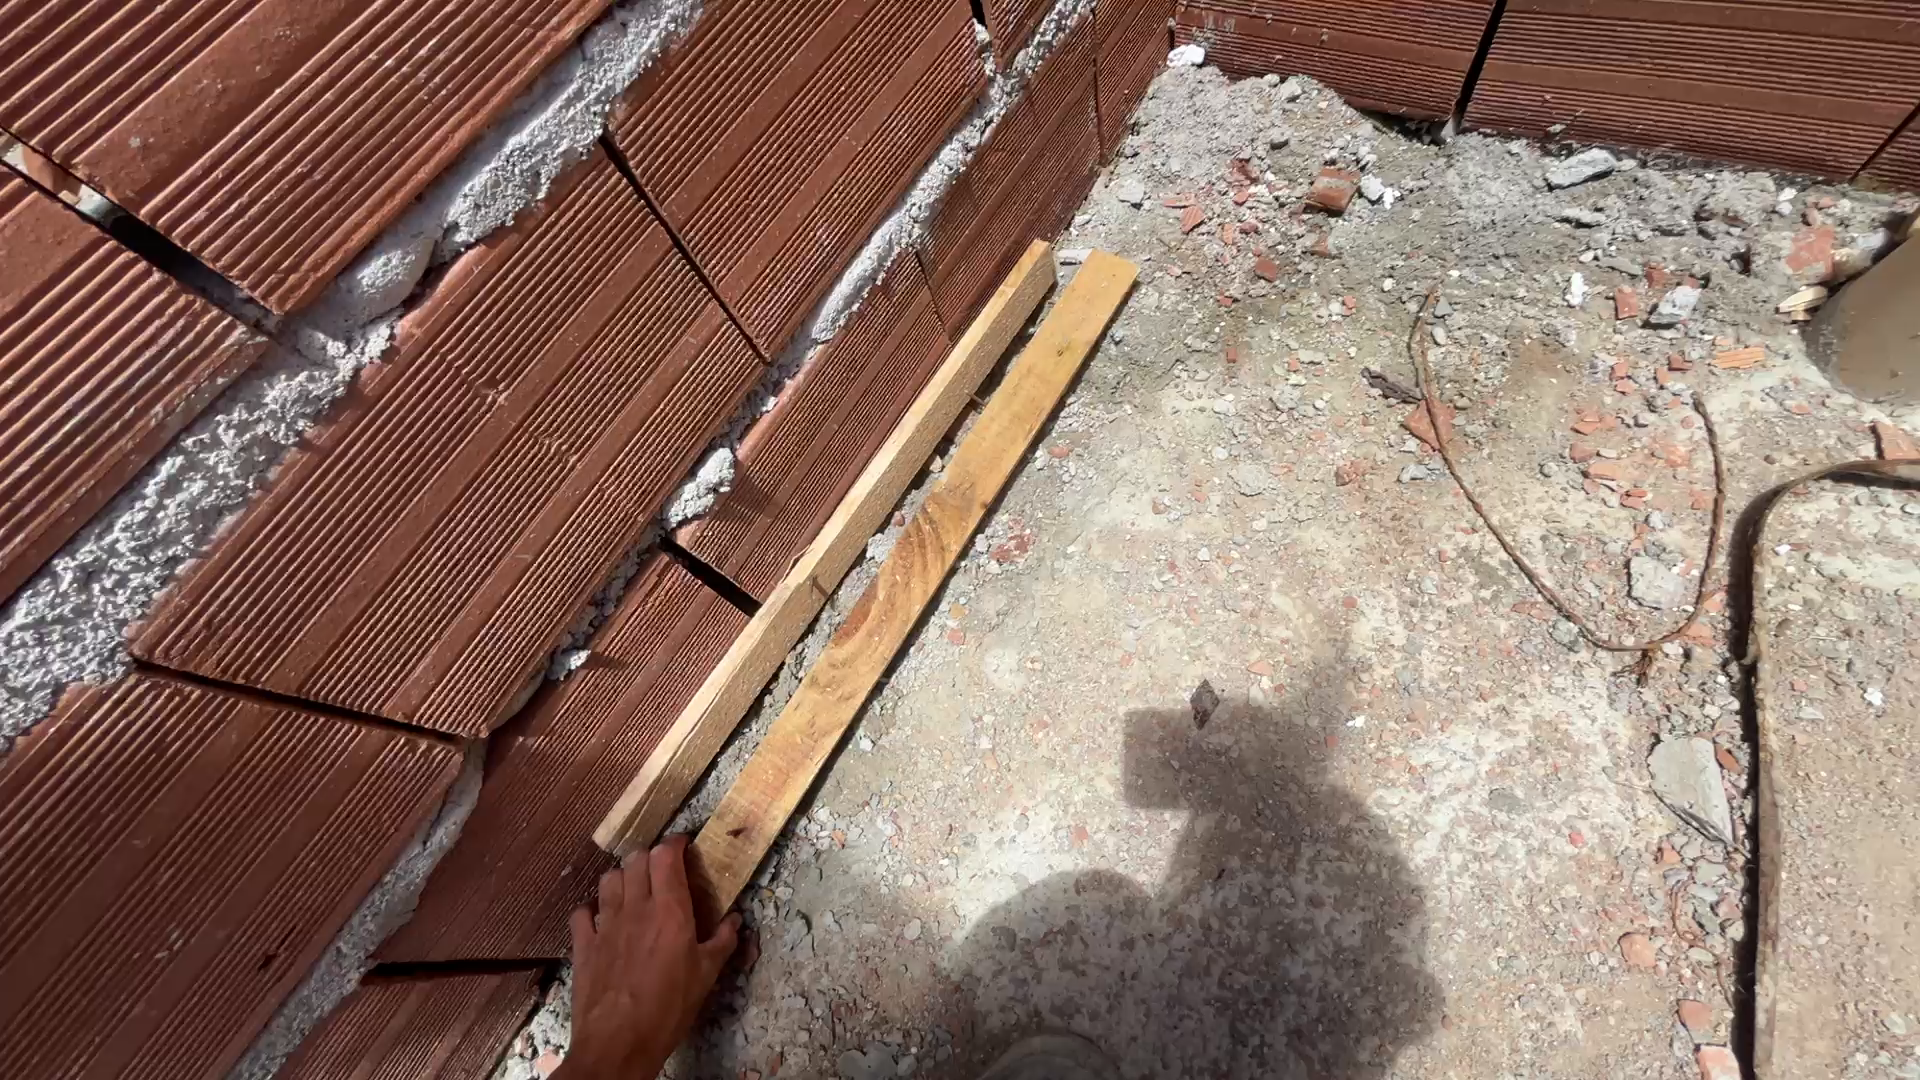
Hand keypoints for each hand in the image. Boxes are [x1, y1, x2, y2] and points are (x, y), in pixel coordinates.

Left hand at [552, 835, 740, 1079]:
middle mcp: (636, 908)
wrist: (617, 1046)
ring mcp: (606, 925)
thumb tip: (735, 919)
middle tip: (661, 868)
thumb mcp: (707, 975)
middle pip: (636, 859)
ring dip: (622, 877)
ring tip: (633, 889)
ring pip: (609, 878)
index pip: (666, 855)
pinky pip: (581, 913)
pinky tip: (601, 919)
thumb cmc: (669, 1007)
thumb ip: (723, 941)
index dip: (675, 843)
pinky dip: (591, 909)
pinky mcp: (583, 946)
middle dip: (650, 856)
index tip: (684, 844)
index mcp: (670, 909)